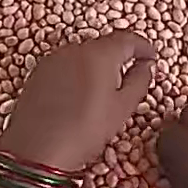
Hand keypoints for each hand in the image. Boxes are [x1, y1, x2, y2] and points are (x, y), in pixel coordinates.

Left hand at [0, 31, 157, 172]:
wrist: (35, 148)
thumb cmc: (85, 130)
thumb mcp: (122, 108)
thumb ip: (139, 81)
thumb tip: (146, 65)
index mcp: (100, 53)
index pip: (127, 38)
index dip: (142, 46)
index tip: (151, 57)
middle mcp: (75, 49)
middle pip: (103, 45)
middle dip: (119, 57)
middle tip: (131, 76)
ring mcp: (53, 59)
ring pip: (82, 55)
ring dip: (97, 65)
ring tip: (105, 91)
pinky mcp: (38, 72)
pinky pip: (65, 65)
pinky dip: (77, 73)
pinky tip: (80, 96)